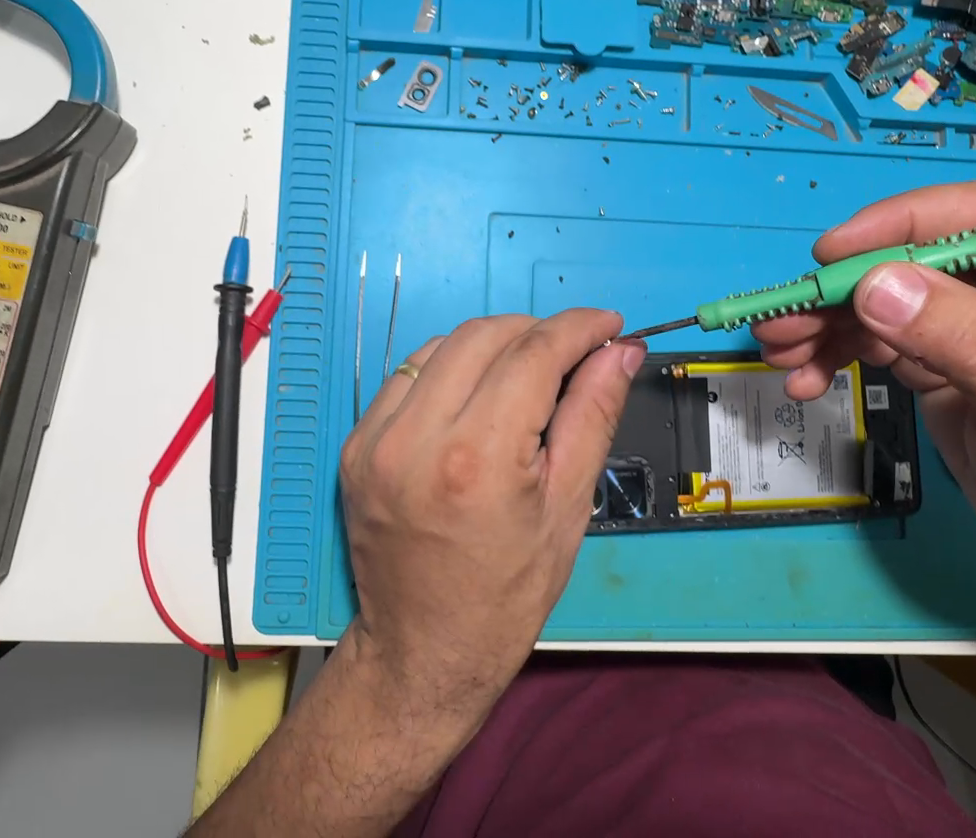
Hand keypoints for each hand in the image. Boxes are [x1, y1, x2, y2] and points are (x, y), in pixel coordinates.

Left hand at [338, 311, 643, 717]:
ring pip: (441, 346)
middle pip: (483, 335)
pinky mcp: (355, 446)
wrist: (423, 650)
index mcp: (477, 459)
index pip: (533, 354)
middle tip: (574, 353)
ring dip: (492, 344)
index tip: (608, 325)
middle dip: (537, 330)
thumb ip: (593, 415)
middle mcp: (415, 437)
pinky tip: (476, 396)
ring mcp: (375, 439)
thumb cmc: (508, 594)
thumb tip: (620, 353)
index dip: (578, 328)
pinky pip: (408, 376)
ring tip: (528, 374)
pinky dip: (449, 369)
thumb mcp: (568, 508)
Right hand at [753, 182, 975, 601]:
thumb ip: (967, 341)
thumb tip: (877, 284)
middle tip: (785, 313)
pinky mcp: (943, 368)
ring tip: (779, 349)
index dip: (909, 220)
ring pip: (887, 302)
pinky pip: (878, 345)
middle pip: (919, 261)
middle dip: (845, 286)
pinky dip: (837, 356)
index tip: (837, 250)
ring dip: (827, 324)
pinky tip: (806, 378)